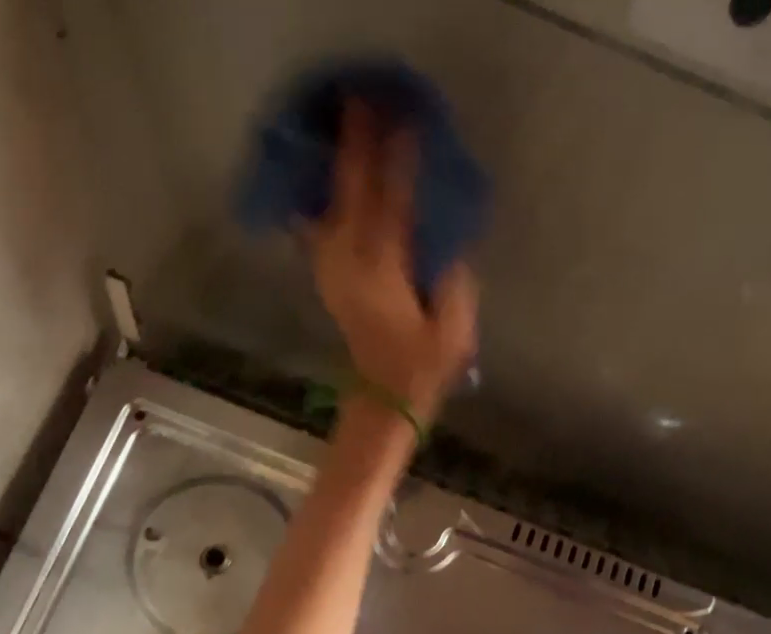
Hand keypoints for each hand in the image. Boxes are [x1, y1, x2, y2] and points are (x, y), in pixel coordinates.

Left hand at [308, 103, 477, 422]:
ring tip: (343, 124)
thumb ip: (449, 275)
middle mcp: (349, 261)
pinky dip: (319, 194)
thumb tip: (442, 231)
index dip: (398, 158)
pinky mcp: (327, 273)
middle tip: (364, 101)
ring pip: (328, 201)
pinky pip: (318, 223)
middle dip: (357, 144)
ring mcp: (331, 267)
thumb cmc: (423, 366)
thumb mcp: (452, 326)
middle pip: (351, 190)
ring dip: (335, 162)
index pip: (390, 201)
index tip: (406, 119)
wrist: (382, 397)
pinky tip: (321, 174)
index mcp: (382, 270)